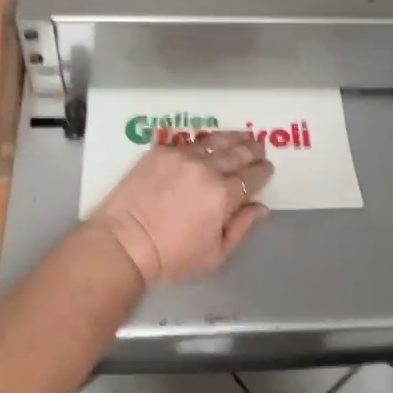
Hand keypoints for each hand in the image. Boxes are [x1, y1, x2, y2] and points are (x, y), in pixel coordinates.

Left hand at [91, 132, 273, 286]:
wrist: (125, 243)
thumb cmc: (172, 257)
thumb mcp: (215, 255)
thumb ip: (241, 228)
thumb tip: (260, 207)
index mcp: (223, 195)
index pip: (252, 176)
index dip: (263, 171)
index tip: (267, 169)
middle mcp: (206, 169)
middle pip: (237, 153)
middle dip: (252, 150)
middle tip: (259, 146)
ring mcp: (181, 156)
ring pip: (214, 141)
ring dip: (232, 138)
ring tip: (242, 136)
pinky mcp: (160, 152)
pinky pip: (188, 141)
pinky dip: (202, 141)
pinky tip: (207, 142)